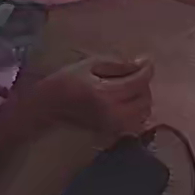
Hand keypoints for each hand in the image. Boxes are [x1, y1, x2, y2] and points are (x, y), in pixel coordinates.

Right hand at [25, 56, 152, 136]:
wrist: (47, 108)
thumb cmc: (66, 81)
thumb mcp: (90, 64)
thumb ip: (118, 64)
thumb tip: (141, 64)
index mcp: (107, 94)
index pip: (139, 82)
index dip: (147, 68)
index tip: (145, 60)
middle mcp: (114, 113)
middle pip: (145, 98)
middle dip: (144, 83)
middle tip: (134, 73)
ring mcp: (114, 127)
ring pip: (143, 113)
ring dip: (142, 98)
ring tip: (130, 87)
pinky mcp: (111, 134)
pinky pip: (135, 123)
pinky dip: (137, 111)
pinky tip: (126, 102)